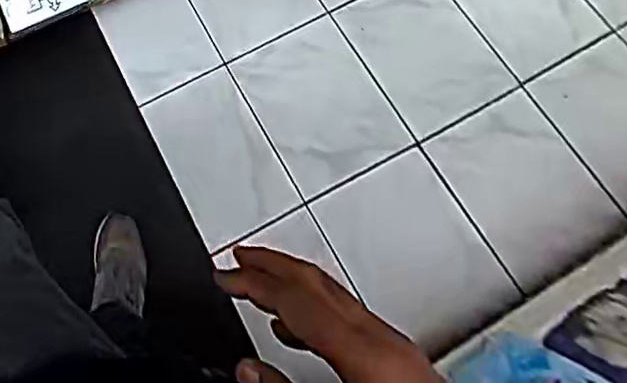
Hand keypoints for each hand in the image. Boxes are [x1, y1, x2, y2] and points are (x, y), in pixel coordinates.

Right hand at [216, 246, 438, 382]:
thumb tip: (248, 369)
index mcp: (368, 354)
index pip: (296, 298)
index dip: (251, 281)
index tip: (222, 275)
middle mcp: (384, 341)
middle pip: (315, 281)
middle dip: (271, 263)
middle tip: (235, 256)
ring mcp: (397, 348)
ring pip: (333, 293)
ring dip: (292, 280)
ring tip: (259, 278)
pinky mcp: (404, 361)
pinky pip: (349, 316)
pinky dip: (315, 307)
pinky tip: (297, 326)